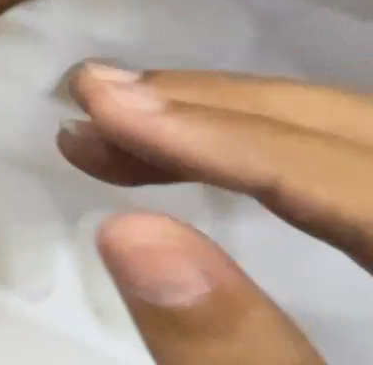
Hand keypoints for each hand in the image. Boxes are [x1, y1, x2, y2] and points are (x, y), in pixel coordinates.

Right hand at [59, 64, 372, 361]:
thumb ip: (240, 362)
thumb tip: (129, 231)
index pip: (371, 189)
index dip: (232, 138)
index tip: (100, 105)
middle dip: (222, 107)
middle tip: (93, 100)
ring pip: (372, 142)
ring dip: (237, 117)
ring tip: (121, 121)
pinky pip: (365, 179)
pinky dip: (273, 152)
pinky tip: (200, 157)